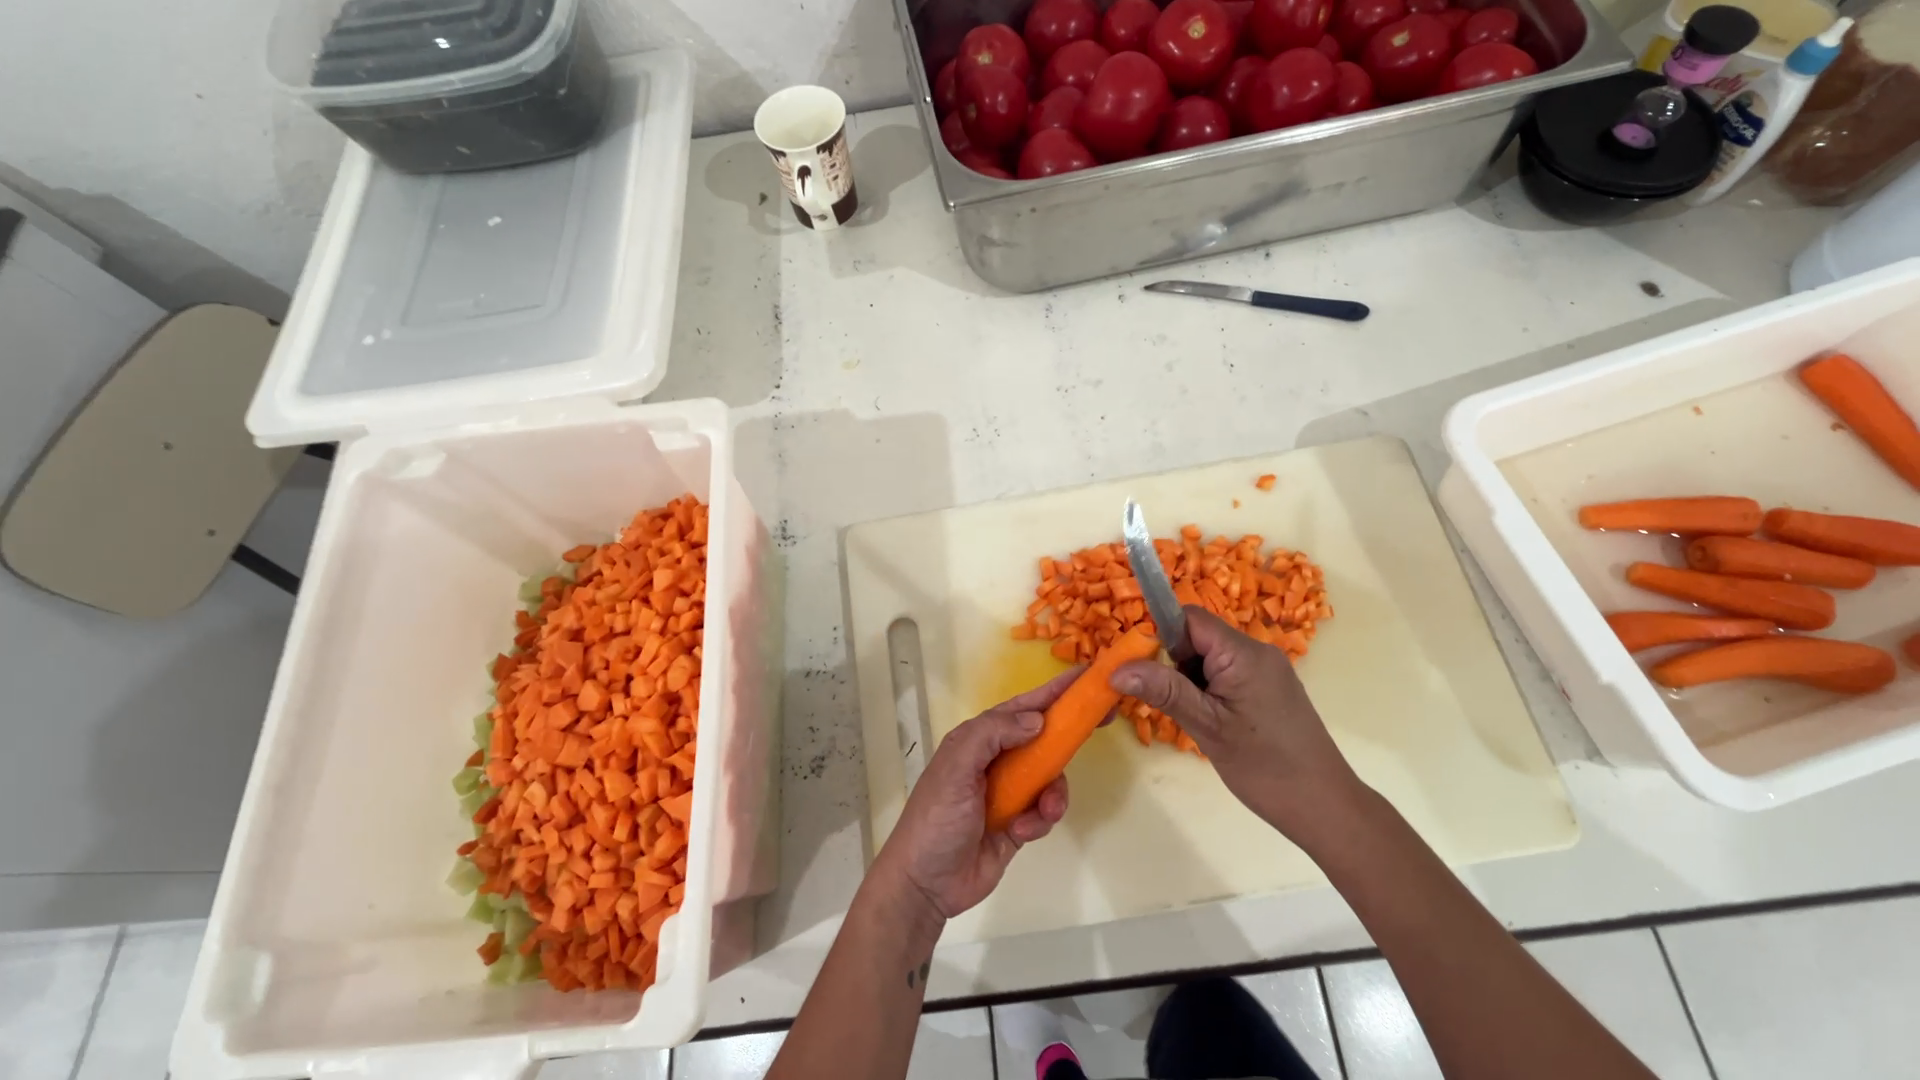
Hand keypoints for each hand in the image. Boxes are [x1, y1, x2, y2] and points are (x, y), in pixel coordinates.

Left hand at [871, 669, 1077, 920]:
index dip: (1054, 691)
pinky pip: (1046, 811)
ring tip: (1041, 810)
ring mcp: (1009, 793)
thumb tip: (1037, 719)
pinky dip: (1041, 820)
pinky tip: (1021, 831)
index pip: (1022, 708)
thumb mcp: (956, 768)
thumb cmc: (936, 819)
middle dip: (1070, 732)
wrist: (926, 883)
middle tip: (1104, 719)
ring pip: (1052, 777)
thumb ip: (992, 735)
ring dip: (1053, 792)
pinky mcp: (1020, 823)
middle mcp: (996, 760)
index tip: (1088, 675)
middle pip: (1044, 737)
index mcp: (978, 740)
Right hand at [1112, 608, 1359, 839]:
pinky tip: (1208, 722)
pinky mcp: (1269, 690)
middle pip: (1197, 637)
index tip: (1137, 666)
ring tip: (1190, 718)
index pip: (1189, 619)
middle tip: (1162, 701)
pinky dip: (1207, 691)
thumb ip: (1163, 690)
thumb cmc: (1264, 766)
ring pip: (1209, 658)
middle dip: (1172, 663)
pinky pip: (1226, 674)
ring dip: (1189, 680)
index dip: (1158, 634)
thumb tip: (1116, 669)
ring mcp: (1266, 671)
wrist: (1323, 805)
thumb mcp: (1206, 726)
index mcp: (1243, 653)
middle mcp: (1257, 652)